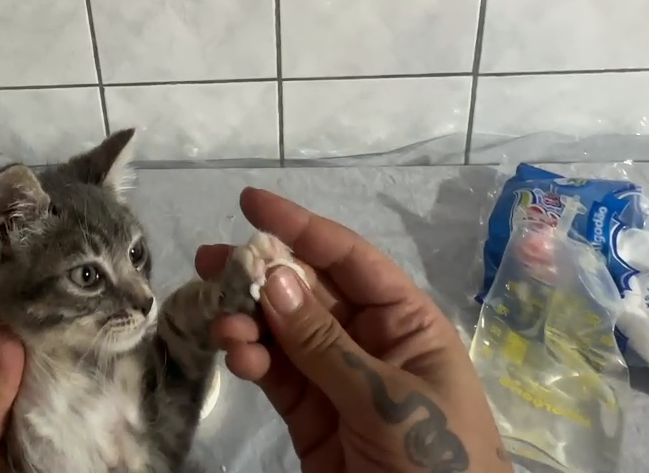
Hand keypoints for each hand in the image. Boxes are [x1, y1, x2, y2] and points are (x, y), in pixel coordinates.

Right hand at [196, 189, 505, 472]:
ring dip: (247, 319)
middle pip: (305, 288)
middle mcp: (368, 340)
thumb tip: (272, 275)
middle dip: (259, 273)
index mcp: (405, 323)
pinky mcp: (310, 414)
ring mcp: (336, 377)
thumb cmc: (439, 468)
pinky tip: (236, 357)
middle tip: (209, 262)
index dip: (299, 226)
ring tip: (220, 324)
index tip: (249, 203)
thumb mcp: (389, 403)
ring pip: (280, 328)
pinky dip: (250, 358)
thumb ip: (324, 341)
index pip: (347, 257)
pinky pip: (273, 370)